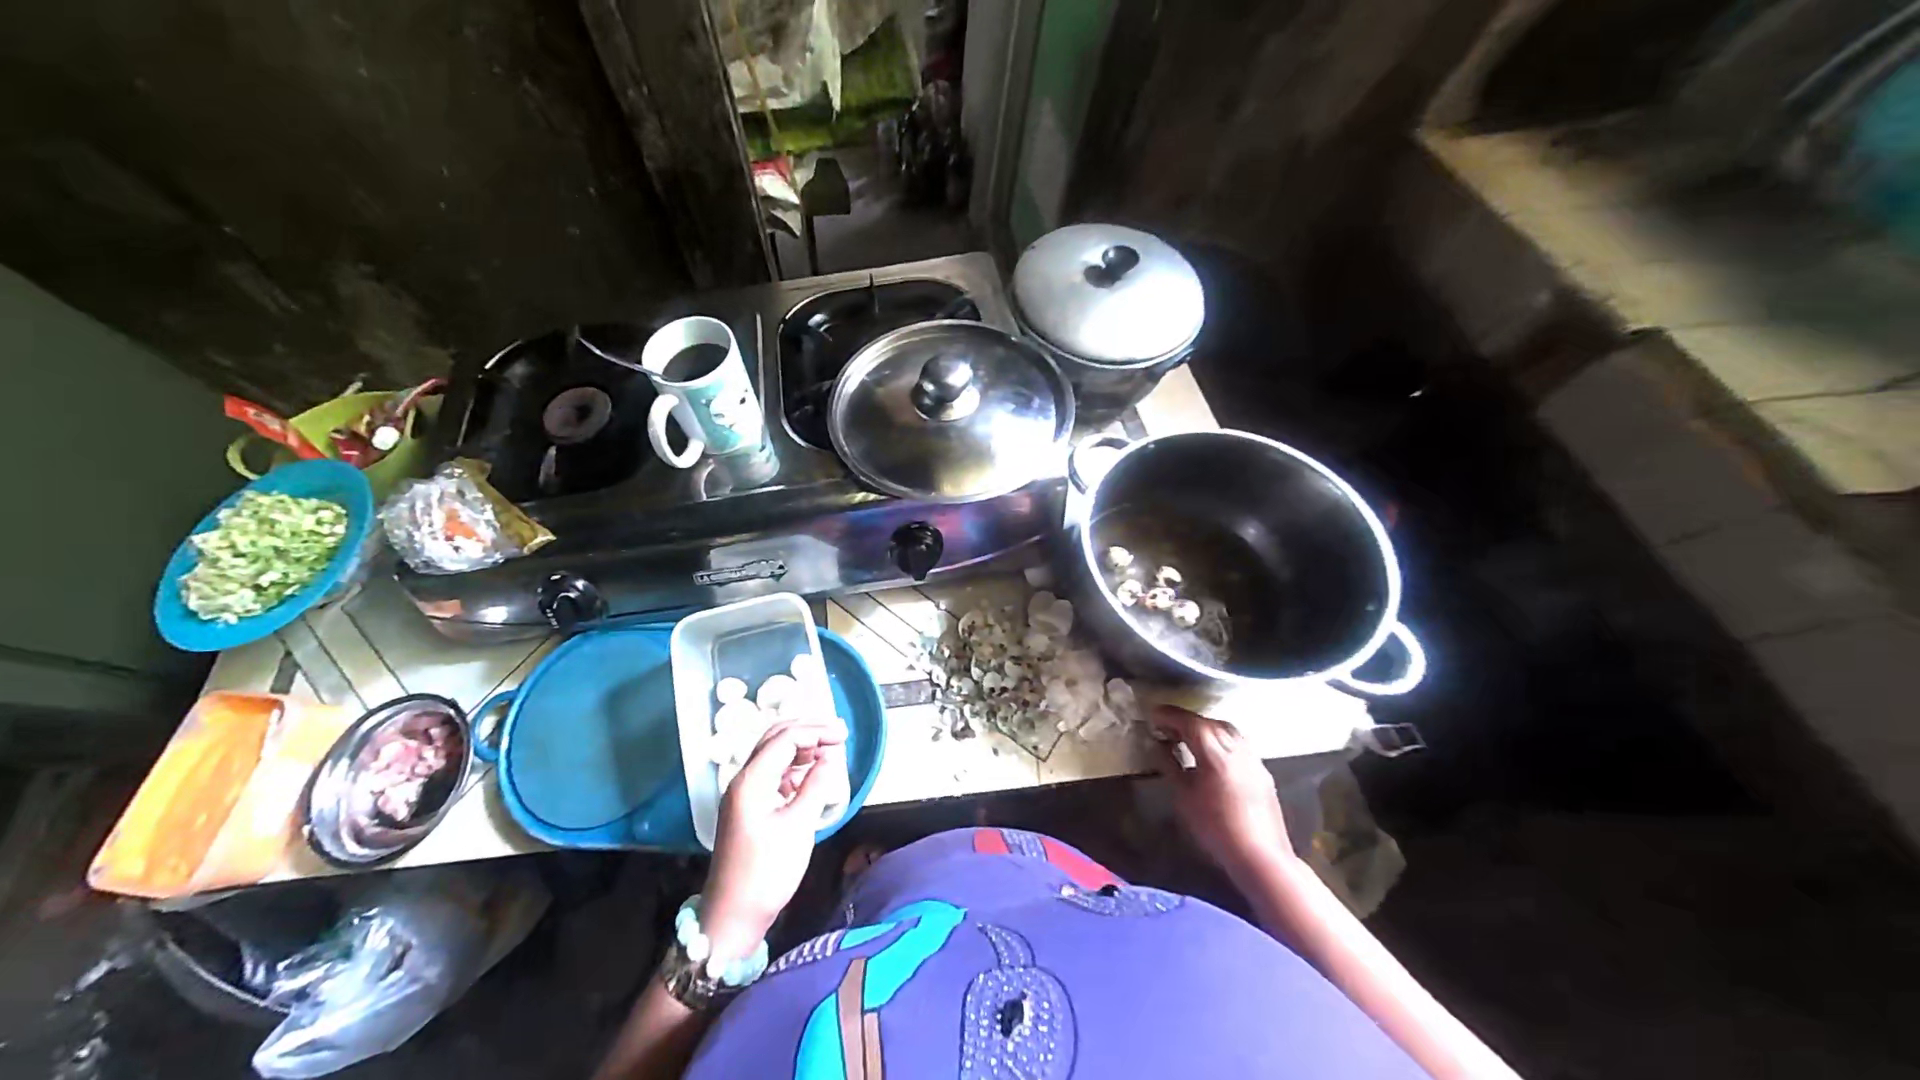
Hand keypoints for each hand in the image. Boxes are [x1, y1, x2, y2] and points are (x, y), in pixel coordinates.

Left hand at [701, 720, 848, 960]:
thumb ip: (816, 785)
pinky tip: (812, 773)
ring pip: (773, 754)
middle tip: (838, 734)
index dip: (816, 732)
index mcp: (751, 781)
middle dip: (808, 731)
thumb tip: (831, 757)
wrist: (732, 916)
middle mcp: (743, 780)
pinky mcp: (748, 807)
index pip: (785, 738)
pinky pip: (772, 773)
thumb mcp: (798, 826)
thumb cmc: (766, 873)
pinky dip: (794, 765)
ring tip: (830, 750)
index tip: (844, 735)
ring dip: (801, 747)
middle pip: (775, 738)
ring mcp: (743, 794)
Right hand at [1151, 705, 1295, 885]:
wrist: (1261, 857)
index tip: (1153, 714)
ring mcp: (1253, 759)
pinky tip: (1212, 753)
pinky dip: (1220, 739)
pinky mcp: (1262, 771)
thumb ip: (1170, 765)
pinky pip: (1238, 743)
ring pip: (1227, 730)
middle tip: (1166, 726)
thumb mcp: (1184, 797)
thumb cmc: (1215, 828)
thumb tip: (1159, 745)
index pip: (1190, 723)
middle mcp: (1237, 749)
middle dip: (1187, 721)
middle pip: (1210, 723)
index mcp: (1216, 753)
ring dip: (1205, 728)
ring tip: (1187, 737)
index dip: (1170, 716)